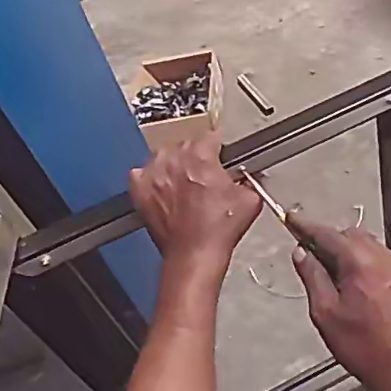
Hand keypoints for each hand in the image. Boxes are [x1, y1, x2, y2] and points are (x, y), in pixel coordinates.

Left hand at [128, 133, 259, 273]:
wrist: (195, 253)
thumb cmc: (217, 230)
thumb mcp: (250, 200)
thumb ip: (249, 180)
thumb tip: (248, 177)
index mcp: (201, 158)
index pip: (209, 137)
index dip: (218, 145)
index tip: (220, 151)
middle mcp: (175, 161)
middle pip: (185, 145)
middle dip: (196, 157)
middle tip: (205, 174)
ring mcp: (154, 176)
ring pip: (163, 156)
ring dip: (173, 164)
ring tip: (183, 180)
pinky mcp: (141, 192)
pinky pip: (141, 174)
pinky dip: (150, 178)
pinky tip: (161, 187)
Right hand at [289, 217, 390, 390]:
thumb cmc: (369, 348)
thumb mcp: (325, 313)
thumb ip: (312, 276)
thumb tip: (302, 254)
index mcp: (361, 262)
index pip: (327, 233)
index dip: (305, 226)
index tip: (292, 220)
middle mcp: (382, 258)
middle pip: (347, 235)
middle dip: (326, 240)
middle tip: (305, 254)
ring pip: (362, 245)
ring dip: (342, 252)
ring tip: (325, 274)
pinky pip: (374, 258)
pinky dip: (357, 261)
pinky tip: (346, 283)